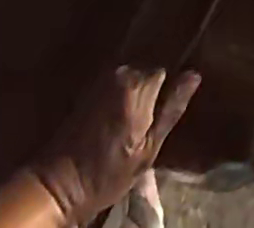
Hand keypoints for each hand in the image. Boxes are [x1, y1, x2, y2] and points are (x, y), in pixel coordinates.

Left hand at [28, 66, 199, 223]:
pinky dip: (120, 94)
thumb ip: (171, 109)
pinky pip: (116, 81)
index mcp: (137, 86)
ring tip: (131, 121)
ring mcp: (102, 76)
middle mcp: (120, 72)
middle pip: (148, 70)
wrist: (59, 185)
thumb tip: (194, 74)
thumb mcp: (148, 150)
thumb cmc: (108, 173)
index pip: (166, 69)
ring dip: (135, 92)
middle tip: (147, 121)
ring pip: (132, 75)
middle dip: (152, 90)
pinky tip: (116, 117)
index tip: (163, 110)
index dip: (168, 90)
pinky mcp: (90, 85)